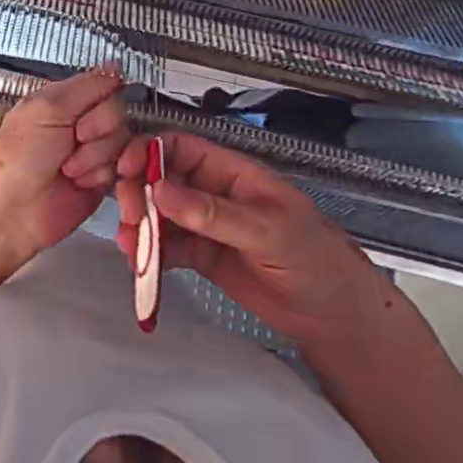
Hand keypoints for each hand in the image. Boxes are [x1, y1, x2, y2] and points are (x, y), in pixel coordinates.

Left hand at [0, 67, 129, 278]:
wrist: (12, 211)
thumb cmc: (15, 160)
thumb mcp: (47, 108)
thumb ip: (86, 85)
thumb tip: (115, 65)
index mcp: (63, 100)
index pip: (106, 86)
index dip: (101, 102)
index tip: (82, 115)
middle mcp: (79, 123)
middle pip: (118, 114)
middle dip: (97, 131)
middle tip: (70, 142)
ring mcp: (91, 151)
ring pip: (122, 142)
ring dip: (95, 156)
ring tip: (68, 168)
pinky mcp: (100, 177)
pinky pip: (122, 168)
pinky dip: (100, 174)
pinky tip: (78, 181)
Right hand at [114, 132, 384, 343]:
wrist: (335, 315)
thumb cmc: (317, 259)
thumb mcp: (267, 231)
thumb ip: (213, 213)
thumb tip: (161, 191)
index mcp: (233, 173)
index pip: (181, 148)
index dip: (149, 152)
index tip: (126, 169)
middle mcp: (214, 194)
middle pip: (162, 180)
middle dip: (138, 193)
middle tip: (127, 215)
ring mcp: (207, 226)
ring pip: (161, 216)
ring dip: (140, 227)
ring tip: (130, 245)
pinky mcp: (203, 256)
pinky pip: (169, 248)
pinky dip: (151, 255)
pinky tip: (142, 264)